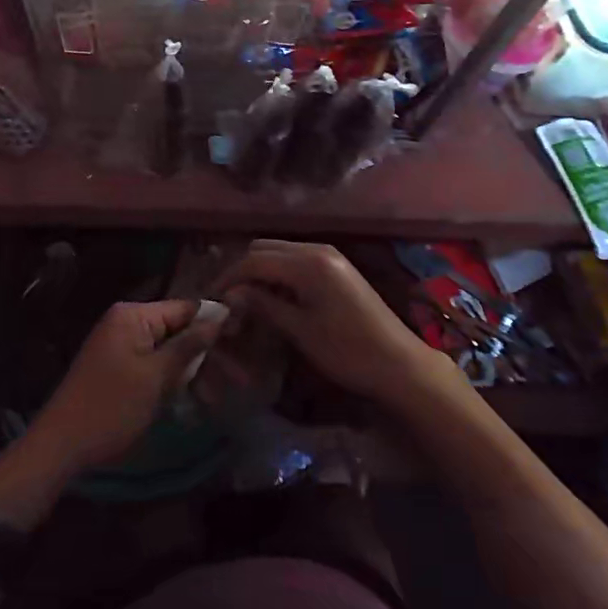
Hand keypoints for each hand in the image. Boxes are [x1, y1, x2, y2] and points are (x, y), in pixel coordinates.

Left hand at [36, 299, 225, 468]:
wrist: (58, 449)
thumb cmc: (111, 408)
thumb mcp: (157, 375)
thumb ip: (191, 342)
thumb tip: (222, 313)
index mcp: (133, 315)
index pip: (186, 307)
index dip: (213, 323)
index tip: (240, 340)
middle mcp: (126, 321)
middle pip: (178, 327)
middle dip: (203, 351)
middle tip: (235, 374)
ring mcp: (120, 344)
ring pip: (168, 348)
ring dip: (190, 368)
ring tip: (215, 390)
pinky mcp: (118, 366)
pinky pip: (153, 362)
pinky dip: (170, 377)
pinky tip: (190, 395)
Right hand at [216, 240, 454, 411]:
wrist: (396, 360)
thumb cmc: (347, 350)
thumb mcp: (300, 330)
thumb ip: (265, 305)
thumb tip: (231, 294)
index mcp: (308, 262)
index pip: (254, 259)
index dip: (228, 278)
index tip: (210, 301)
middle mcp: (318, 249)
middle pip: (266, 248)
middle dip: (243, 271)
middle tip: (227, 302)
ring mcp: (330, 257)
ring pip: (282, 252)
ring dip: (261, 271)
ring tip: (245, 302)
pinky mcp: (337, 268)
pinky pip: (298, 260)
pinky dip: (280, 274)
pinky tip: (273, 298)